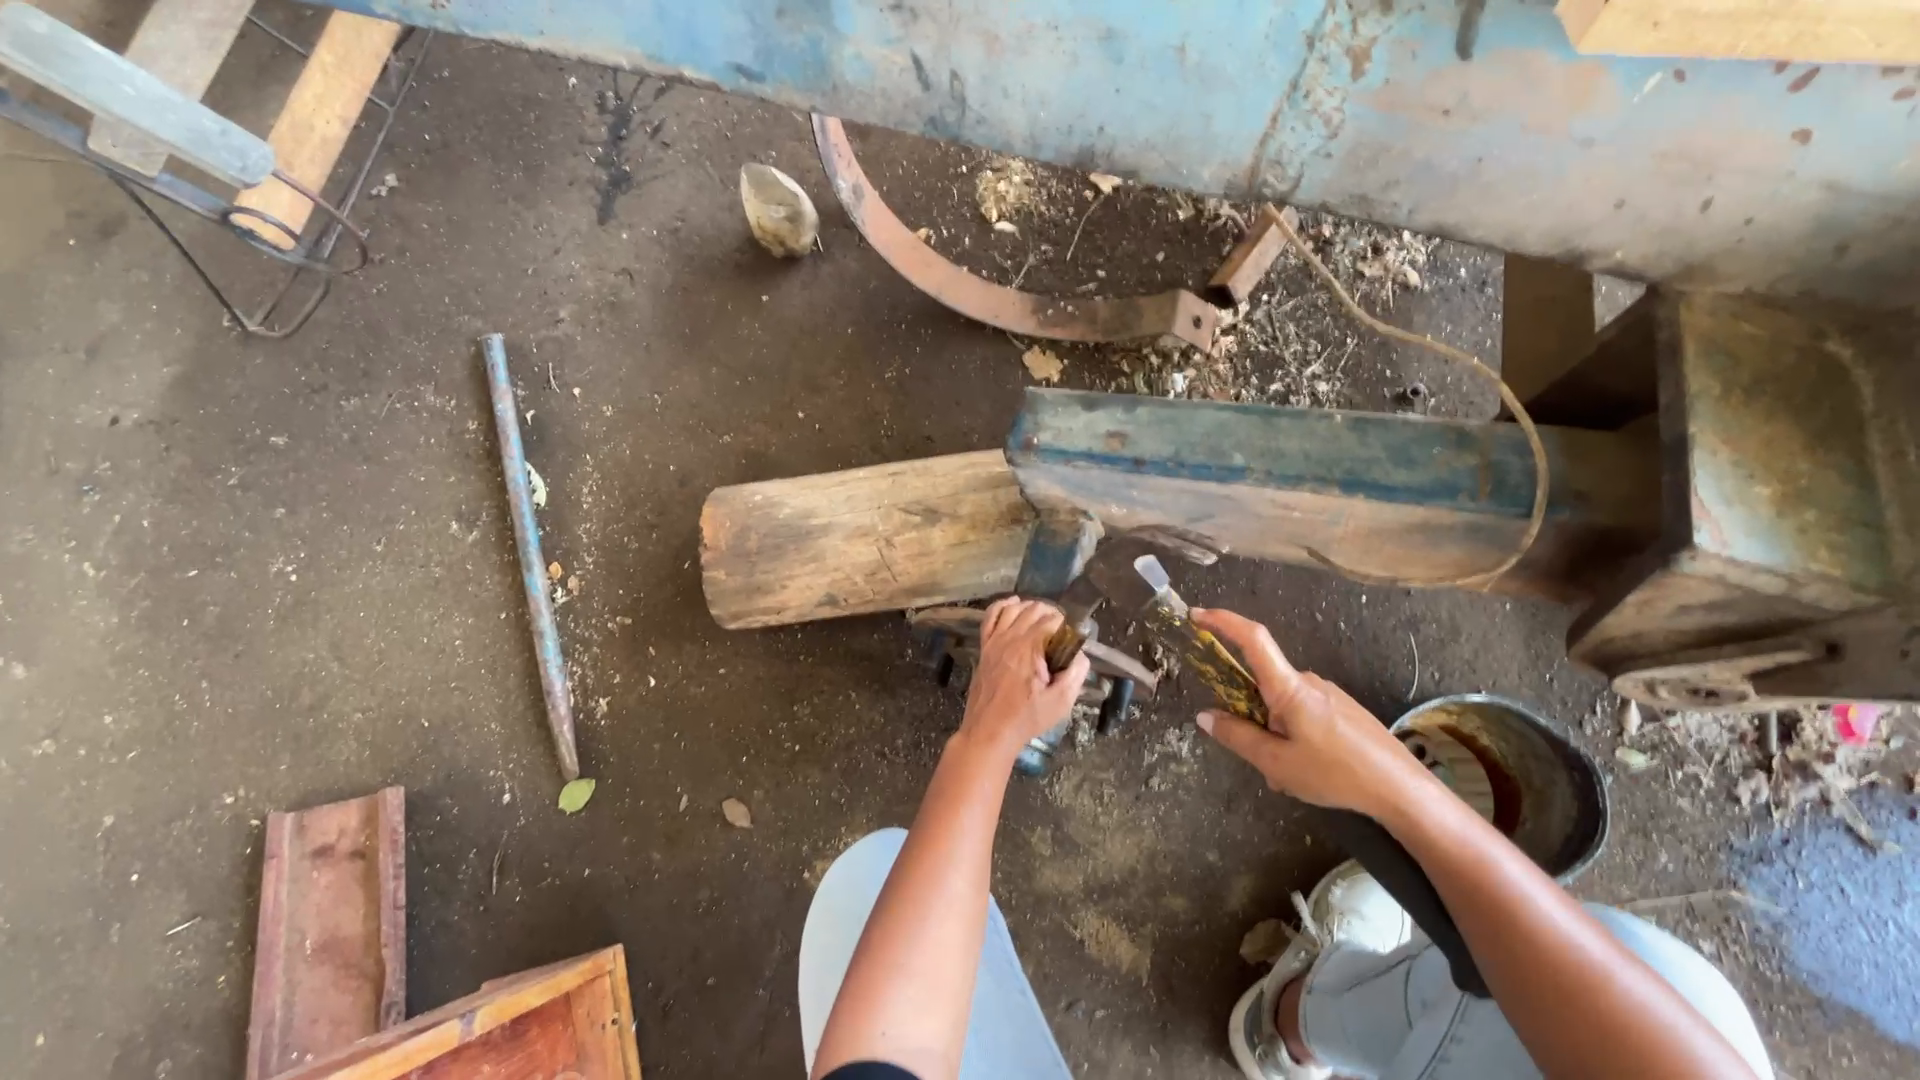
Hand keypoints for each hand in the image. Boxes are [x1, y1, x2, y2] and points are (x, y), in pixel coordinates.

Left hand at [957, 597, 1089, 757]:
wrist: (989, 731)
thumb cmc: (1026, 718)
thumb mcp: (1061, 701)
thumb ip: (1075, 673)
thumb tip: (1080, 655)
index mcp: (1029, 649)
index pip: (1051, 621)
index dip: (1066, 626)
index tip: (1073, 640)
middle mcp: (1010, 638)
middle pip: (1034, 610)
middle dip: (1052, 614)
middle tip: (1062, 631)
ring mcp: (994, 641)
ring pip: (1013, 608)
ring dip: (1031, 607)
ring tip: (1044, 617)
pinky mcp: (984, 647)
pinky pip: (991, 617)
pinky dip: (1003, 606)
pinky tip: (1013, 604)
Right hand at [1190, 607, 1434, 818]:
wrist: (1402, 788)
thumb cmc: (1336, 773)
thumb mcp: (1276, 763)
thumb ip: (1238, 737)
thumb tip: (1205, 716)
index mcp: (1289, 688)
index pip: (1252, 639)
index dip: (1222, 622)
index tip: (1196, 615)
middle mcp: (1308, 682)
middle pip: (1262, 686)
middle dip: (1251, 718)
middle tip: (1261, 761)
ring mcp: (1328, 694)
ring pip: (1283, 707)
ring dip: (1275, 736)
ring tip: (1289, 776)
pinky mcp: (1343, 709)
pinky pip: (1304, 716)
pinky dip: (1294, 739)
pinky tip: (1310, 771)